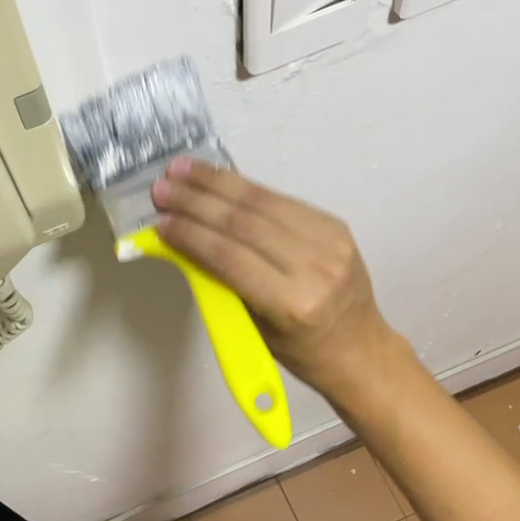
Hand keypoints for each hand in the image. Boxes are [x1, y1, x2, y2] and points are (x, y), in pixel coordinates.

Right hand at [151, 158, 396, 398]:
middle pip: (244, 222)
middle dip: (197, 201)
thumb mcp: (254, 327)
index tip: (160, 221)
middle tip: (162, 187)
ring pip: (263, 202)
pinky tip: (218, 179)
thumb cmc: (300, 351)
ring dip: (217, 183)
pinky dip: (246, 189)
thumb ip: (223, 284)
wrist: (359, 348)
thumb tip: (184, 241)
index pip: (230, 258)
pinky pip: (282, 200)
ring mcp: (330, 242)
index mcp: (292, 304)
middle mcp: (315, 267)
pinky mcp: (336, 225)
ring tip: (182, 169)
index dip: (192, 235)